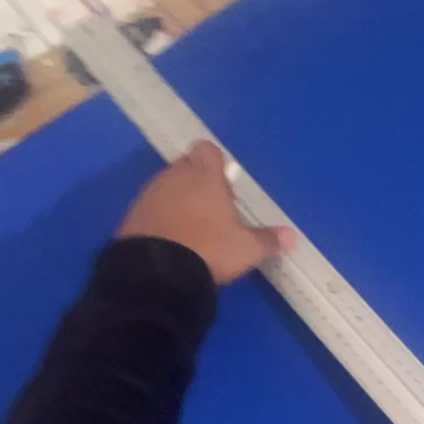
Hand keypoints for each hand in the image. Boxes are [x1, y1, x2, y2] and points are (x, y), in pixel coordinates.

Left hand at [117, 141, 296, 285]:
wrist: (157, 272)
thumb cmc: (209, 249)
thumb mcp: (246, 249)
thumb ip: (268, 240)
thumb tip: (292, 237)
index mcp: (204, 176)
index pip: (209, 151)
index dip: (217, 165)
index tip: (226, 187)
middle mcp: (174, 177)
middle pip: (187, 167)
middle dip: (199, 184)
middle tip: (214, 213)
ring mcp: (149, 195)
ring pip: (167, 188)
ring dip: (179, 202)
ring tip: (193, 231)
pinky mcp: (131, 216)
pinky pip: (151, 210)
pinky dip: (161, 220)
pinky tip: (171, 243)